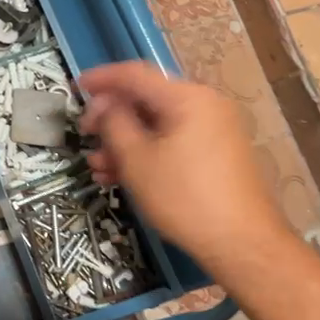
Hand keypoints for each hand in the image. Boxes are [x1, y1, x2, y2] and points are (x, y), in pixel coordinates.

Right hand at [77, 61, 290, 265]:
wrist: (244, 245)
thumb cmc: (184, 197)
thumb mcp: (136, 159)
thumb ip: (114, 122)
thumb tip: (106, 107)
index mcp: (187, 97)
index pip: (135, 74)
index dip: (101, 79)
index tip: (75, 88)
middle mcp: (204, 105)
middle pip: (146, 99)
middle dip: (111, 118)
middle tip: (86, 135)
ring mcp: (214, 130)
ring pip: (157, 124)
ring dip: (124, 140)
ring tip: (98, 166)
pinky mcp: (217, 153)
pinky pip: (173, 140)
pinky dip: (147, 152)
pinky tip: (122, 175)